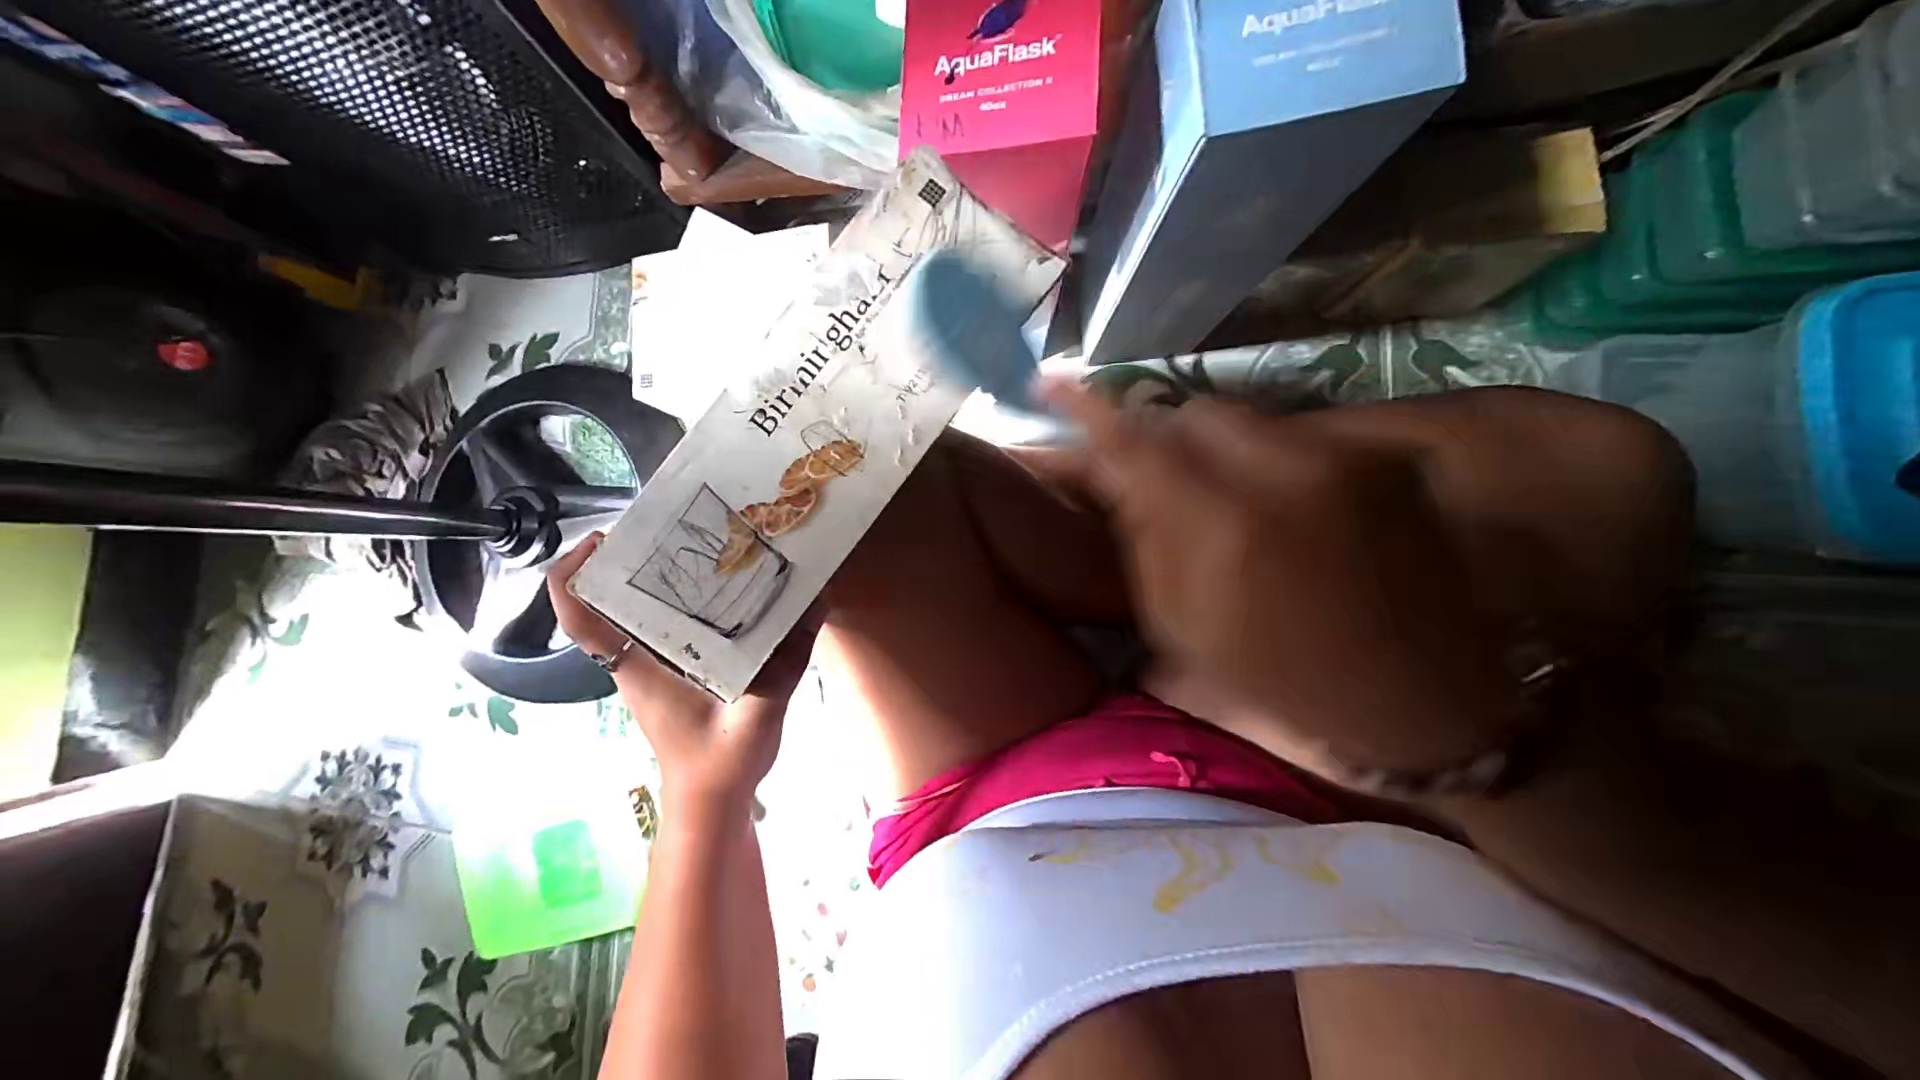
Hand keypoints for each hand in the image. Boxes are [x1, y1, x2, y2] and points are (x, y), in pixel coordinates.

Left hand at [546, 535, 821, 812]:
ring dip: (656, 576)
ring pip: (635, 611)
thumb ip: (788, 659)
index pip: (580, 615)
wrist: (711, 801)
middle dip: (629, 557)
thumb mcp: (759, 709)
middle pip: (607, 598)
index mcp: (640, 666)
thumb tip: (815, 603)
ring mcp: (652, 667)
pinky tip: (727, 588)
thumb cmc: (720, 761)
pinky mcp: (670, 674)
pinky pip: (663, 627)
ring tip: (704, 546)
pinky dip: (683, 601)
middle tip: (676, 526)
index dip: (574, 570)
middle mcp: (638, 659)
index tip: (603, 537)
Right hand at [1043, 383, 1517, 774]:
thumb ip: (1143, 544)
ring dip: (1218, 449)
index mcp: (1222, 529)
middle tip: (1159, 478)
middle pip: (1193, 413)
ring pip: (1247, 419)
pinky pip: (1299, 436)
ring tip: (1226, 499)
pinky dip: (1268, 460)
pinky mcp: (1388, 462)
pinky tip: (1282, 509)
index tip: (1053, 380)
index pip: (1136, 440)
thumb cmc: (1283, 690)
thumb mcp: (1183, 632)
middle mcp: (1285, 473)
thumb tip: (1119, 479)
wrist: (1426, 707)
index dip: (1089, 406)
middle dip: (1165, 437)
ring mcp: (1345, 460)